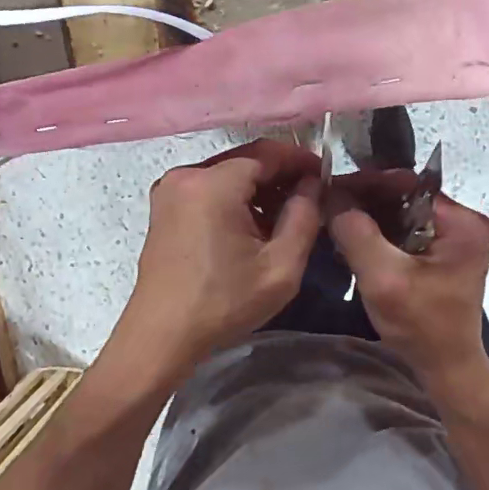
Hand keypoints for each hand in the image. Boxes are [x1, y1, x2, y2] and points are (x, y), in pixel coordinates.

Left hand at [106, 140, 321, 385]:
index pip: (267, 154)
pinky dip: (234, 198)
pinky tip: (253, 226)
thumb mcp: (281, 266)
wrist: (162, 335)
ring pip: (227, 174)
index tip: (327, 176)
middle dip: (280, 175)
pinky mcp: (164, 207)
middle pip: (245, 160)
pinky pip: (209, 188)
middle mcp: (186, 175)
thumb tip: (312, 184)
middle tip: (311, 197)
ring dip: (258, 188)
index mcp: (213, 183)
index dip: (300, 161)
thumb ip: (304, 216)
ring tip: (286, 216)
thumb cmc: (223, 303)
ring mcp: (170, 189)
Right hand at [327, 172, 488, 380]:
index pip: (407, 184)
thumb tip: (330, 194)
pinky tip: (351, 239)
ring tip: (333, 220)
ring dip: (368, 218)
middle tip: (326, 206)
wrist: (447, 369)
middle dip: (364, 201)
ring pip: (400, 213)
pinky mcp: (441, 254)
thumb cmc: (422, 326)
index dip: (366, 184)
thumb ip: (356, 233)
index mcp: (462, 222)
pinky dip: (378, 234)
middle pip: (403, 197)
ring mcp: (453, 238)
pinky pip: (403, 232)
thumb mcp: (384, 278)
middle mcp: (463, 222)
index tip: (329, 188)